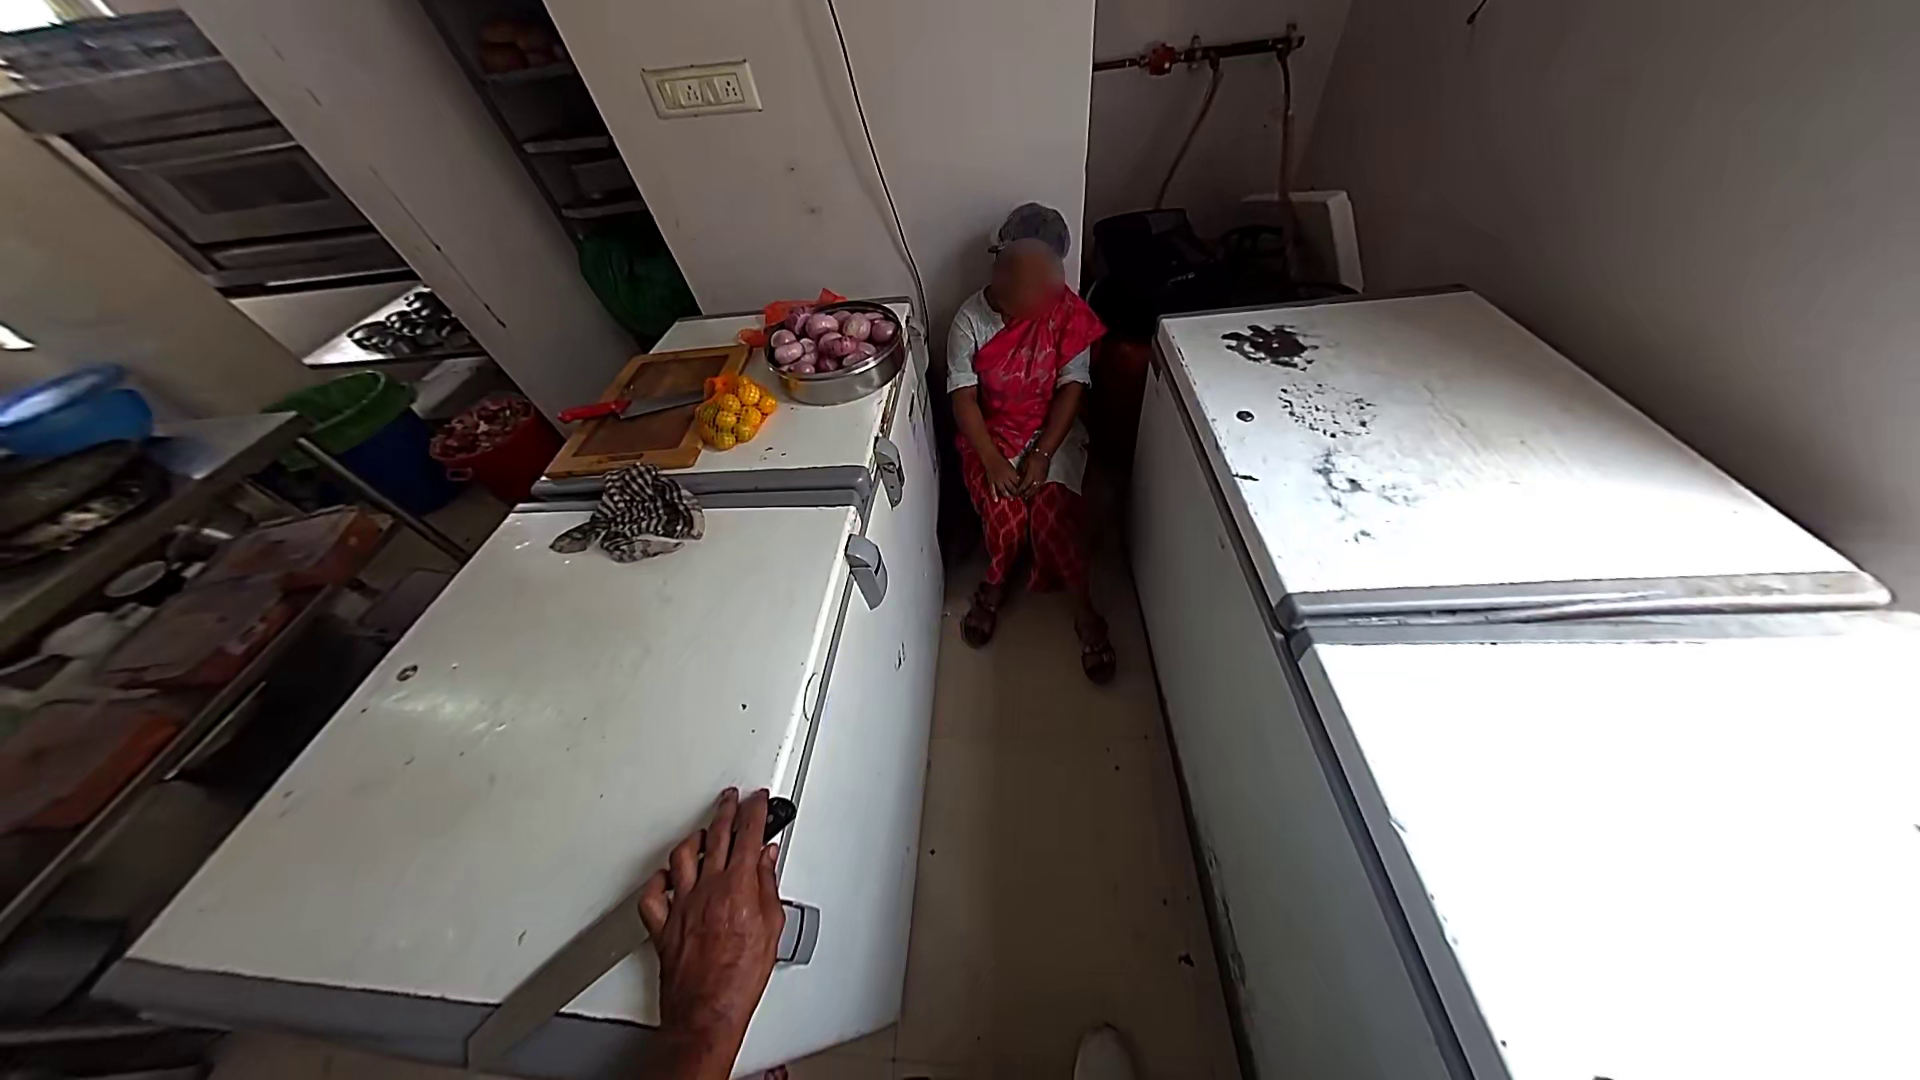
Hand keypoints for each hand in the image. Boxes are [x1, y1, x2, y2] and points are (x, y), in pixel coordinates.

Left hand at [638, 789, 785, 1077]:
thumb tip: (767, 859)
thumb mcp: (772, 927)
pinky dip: (660, 880)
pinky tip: (667, 874)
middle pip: (718, 835)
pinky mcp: (663, 926)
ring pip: (683, 856)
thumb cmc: (739, 978)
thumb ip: (768, 885)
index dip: (755, 809)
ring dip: (696, 837)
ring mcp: (682, 905)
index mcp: (738, 886)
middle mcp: (707, 889)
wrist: (708, 1015)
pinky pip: (654, 895)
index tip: (758, 799)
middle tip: (732, 798)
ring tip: (704, 830)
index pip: (748, 833)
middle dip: (728, 810)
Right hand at [983, 453, 1021, 500]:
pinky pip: (992, 489)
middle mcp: (1005, 479)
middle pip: (1012, 488)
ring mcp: (998, 481)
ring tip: (1011, 499)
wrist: (991, 458)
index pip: (1017, 483)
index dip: (1021, 487)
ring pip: (1004, 490)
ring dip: (1008, 495)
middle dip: (1016, 493)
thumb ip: (1014, 473)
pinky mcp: (991, 482)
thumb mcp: (1011, 465)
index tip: (1023, 490)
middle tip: (1018, 496)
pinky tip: (996, 500)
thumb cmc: (1002, 460)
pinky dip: (994, 495)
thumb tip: (1018, 479)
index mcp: (1011, 474)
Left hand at [1017, 451, 1049, 496]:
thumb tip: (1017, 481)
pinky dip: (1034, 491)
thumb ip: (1021, 474)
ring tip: (1025, 496)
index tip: (1015, 493)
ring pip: (1035, 491)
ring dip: (1029, 494)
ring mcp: (1041, 480)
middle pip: (1029, 491)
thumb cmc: (1032, 457)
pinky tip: (1031, 491)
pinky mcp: (1044, 479)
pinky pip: (1039, 488)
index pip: (1023, 486)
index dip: (1019, 491)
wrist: (1043, 453)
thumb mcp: (1024, 464)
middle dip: (1024, 494)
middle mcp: (1036, 480)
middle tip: (1019, 496)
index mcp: (1030, 476)